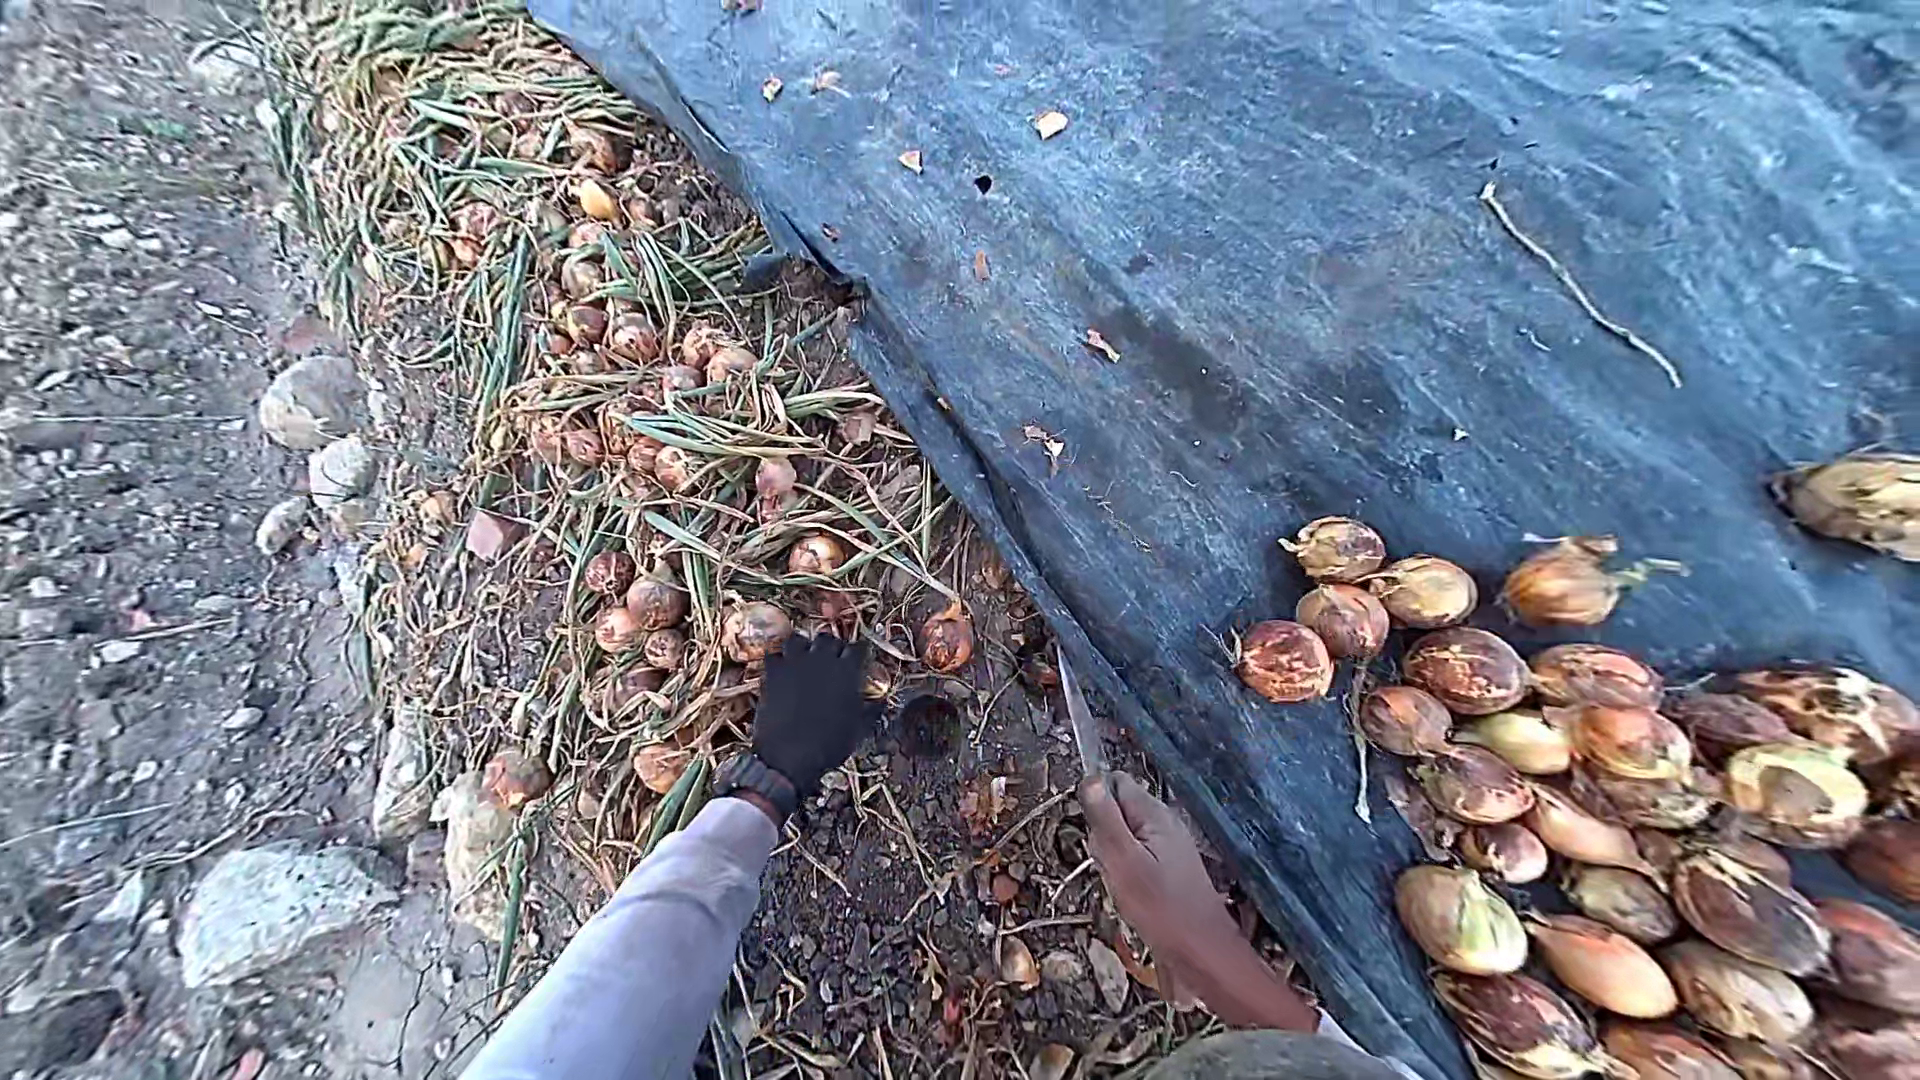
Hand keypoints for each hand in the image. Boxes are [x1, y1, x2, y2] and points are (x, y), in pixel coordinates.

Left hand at [752, 633, 877, 796]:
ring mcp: (795, 663)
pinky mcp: (773, 673)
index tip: (859, 657)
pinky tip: (780, 668)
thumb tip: (881, 702)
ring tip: (805, 656)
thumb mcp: (859, 730)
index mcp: (847, 670)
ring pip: (799, 639)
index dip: (859, 651)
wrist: (789, 757)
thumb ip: (871, 710)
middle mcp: (822, 659)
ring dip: (803, 646)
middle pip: (828, 639)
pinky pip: (773, 655)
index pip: (858, 647)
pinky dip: (778, 660)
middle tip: (832, 657)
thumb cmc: (829, 744)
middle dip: (832, 645)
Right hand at [1080, 772, 1317, 1030]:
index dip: (1097, 803)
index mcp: (1155, 813)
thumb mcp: (1123, 860)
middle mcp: (1164, 822)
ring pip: (1123, 837)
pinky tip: (1133, 896)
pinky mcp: (1169, 869)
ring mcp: (1169, 846)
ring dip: (1114, 859)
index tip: (1096, 835)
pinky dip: (1127, 874)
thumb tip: (1090, 779)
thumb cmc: (1163, 910)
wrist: (1206, 959)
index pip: (1115, 782)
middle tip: (1112, 866)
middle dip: (1104, 836)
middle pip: (1117, 811)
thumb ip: (1104, 817)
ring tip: (1123, 885)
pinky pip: (1135, 858)